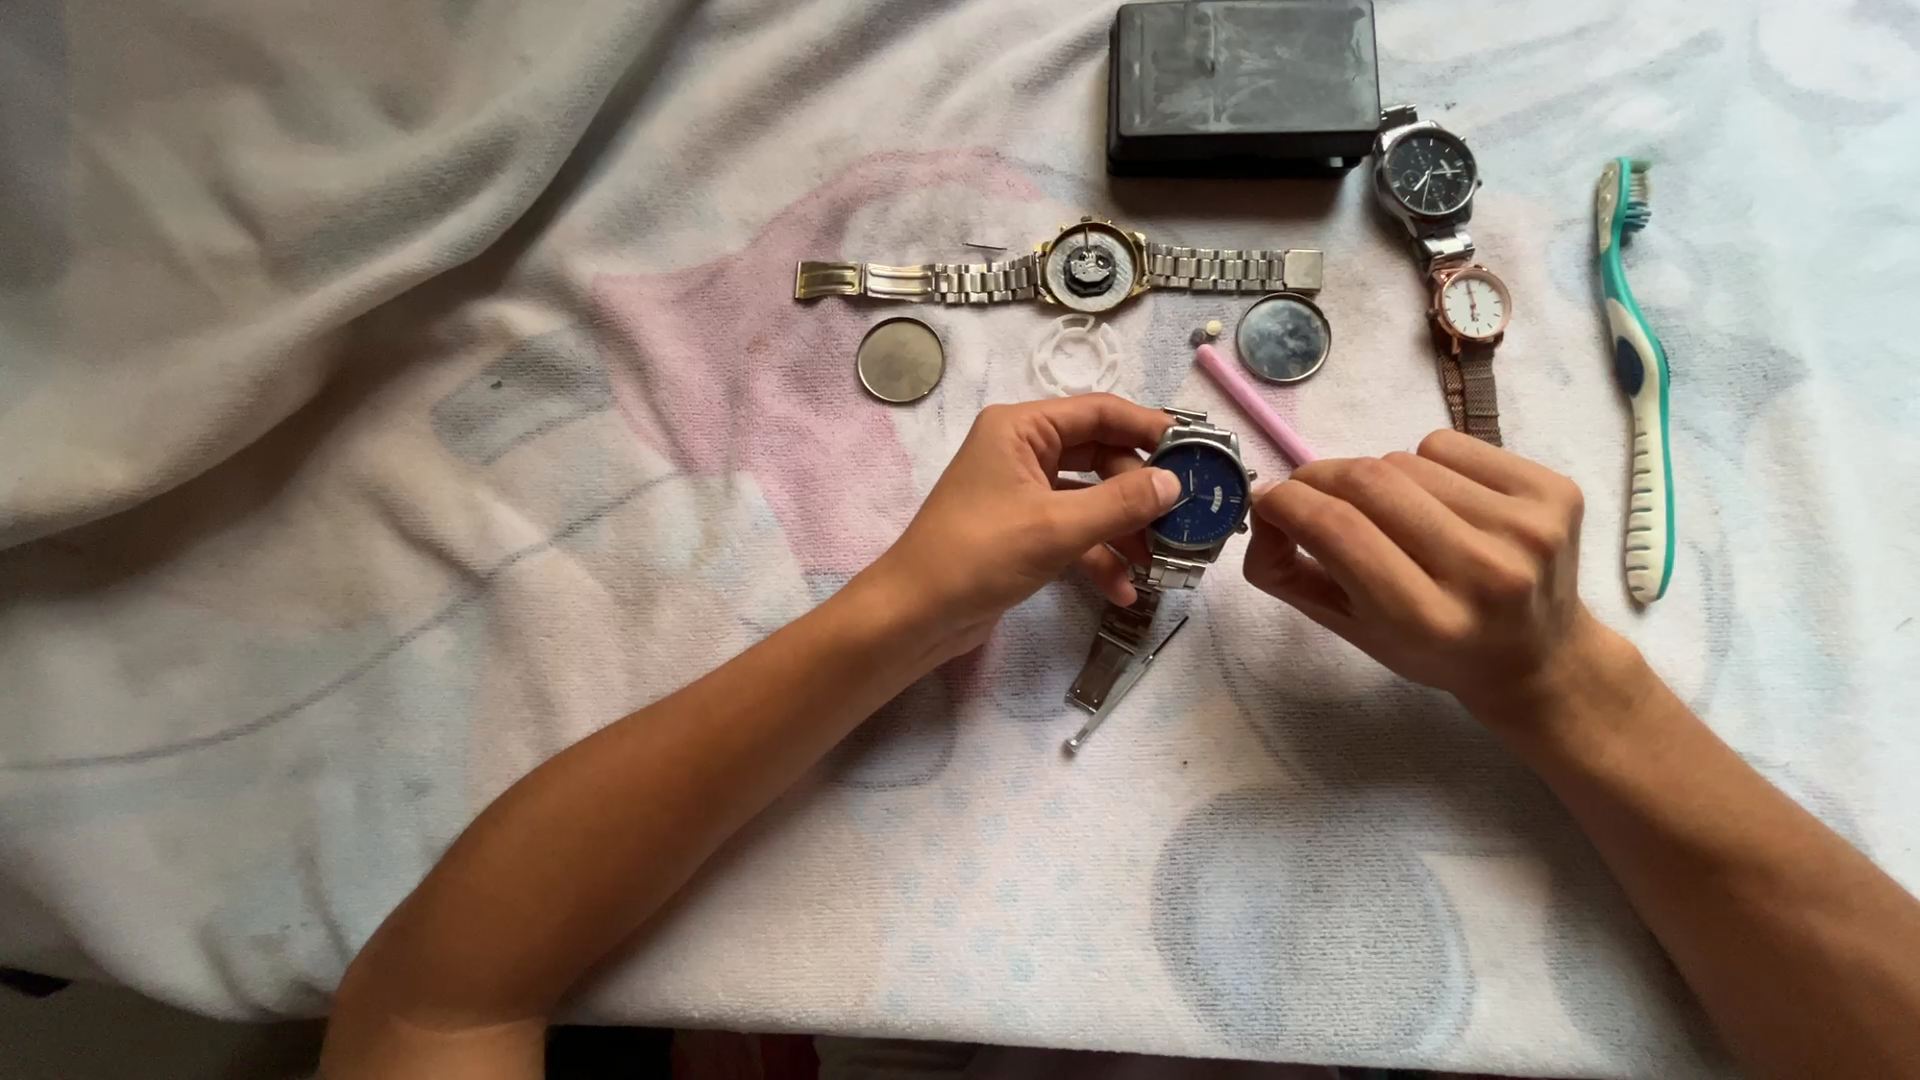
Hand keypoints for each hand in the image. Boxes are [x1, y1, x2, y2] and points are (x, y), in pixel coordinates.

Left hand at [861, 394, 1179, 658]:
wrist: (915, 615)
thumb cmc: (978, 556)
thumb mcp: (1056, 527)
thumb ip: (1121, 503)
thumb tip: (1175, 483)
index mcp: (1021, 428)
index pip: (1099, 412)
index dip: (1150, 429)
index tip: (1198, 453)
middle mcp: (1021, 451)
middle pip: (1099, 457)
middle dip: (1139, 492)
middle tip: (1181, 519)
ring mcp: (1020, 492)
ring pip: (1089, 499)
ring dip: (1123, 530)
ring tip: (1159, 561)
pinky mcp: (1021, 531)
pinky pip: (1071, 531)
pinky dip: (1096, 556)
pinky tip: (1122, 590)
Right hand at [1242, 430, 1625, 725]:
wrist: (1538, 655)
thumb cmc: (1426, 646)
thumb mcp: (1343, 627)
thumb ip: (1283, 572)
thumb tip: (1261, 506)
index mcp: (1423, 619)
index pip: (1334, 528)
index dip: (1285, 502)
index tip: (1267, 501)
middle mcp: (1482, 573)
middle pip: (1366, 481)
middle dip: (1316, 478)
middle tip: (1307, 494)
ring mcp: (1526, 528)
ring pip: (1402, 459)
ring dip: (1374, 478)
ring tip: (1390, 514)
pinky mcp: (1555, 492)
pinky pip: (1447, 445)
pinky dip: (1423, 463)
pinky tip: (1439, 502)